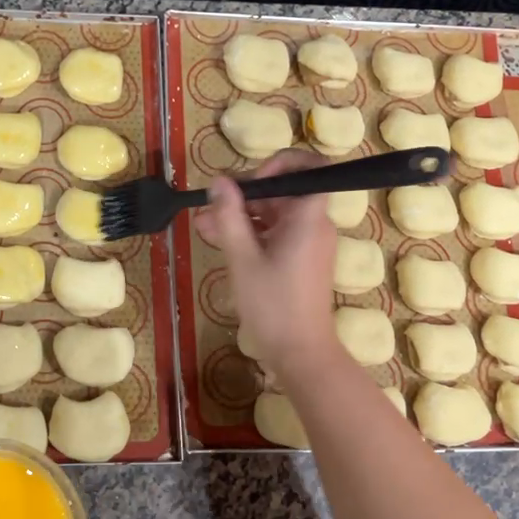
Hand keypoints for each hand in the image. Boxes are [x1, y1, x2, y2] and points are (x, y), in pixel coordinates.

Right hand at [192, 148, 340, 375]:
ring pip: (274, 214)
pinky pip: (276, 233)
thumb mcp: (243, 258)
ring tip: (204, 226)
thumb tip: (218, 181)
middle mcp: (314, 223)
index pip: (310, 168)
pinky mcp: (300, 259)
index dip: (280, 165)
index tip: (251, 183)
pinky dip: (251, 233)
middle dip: (245, 194)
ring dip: (241, 215)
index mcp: (308, 216)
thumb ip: (229, 216)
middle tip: (210, 207)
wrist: (300, 352)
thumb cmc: (273, 304)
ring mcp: (308, 242)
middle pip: (283, 191)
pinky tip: (218, 239)